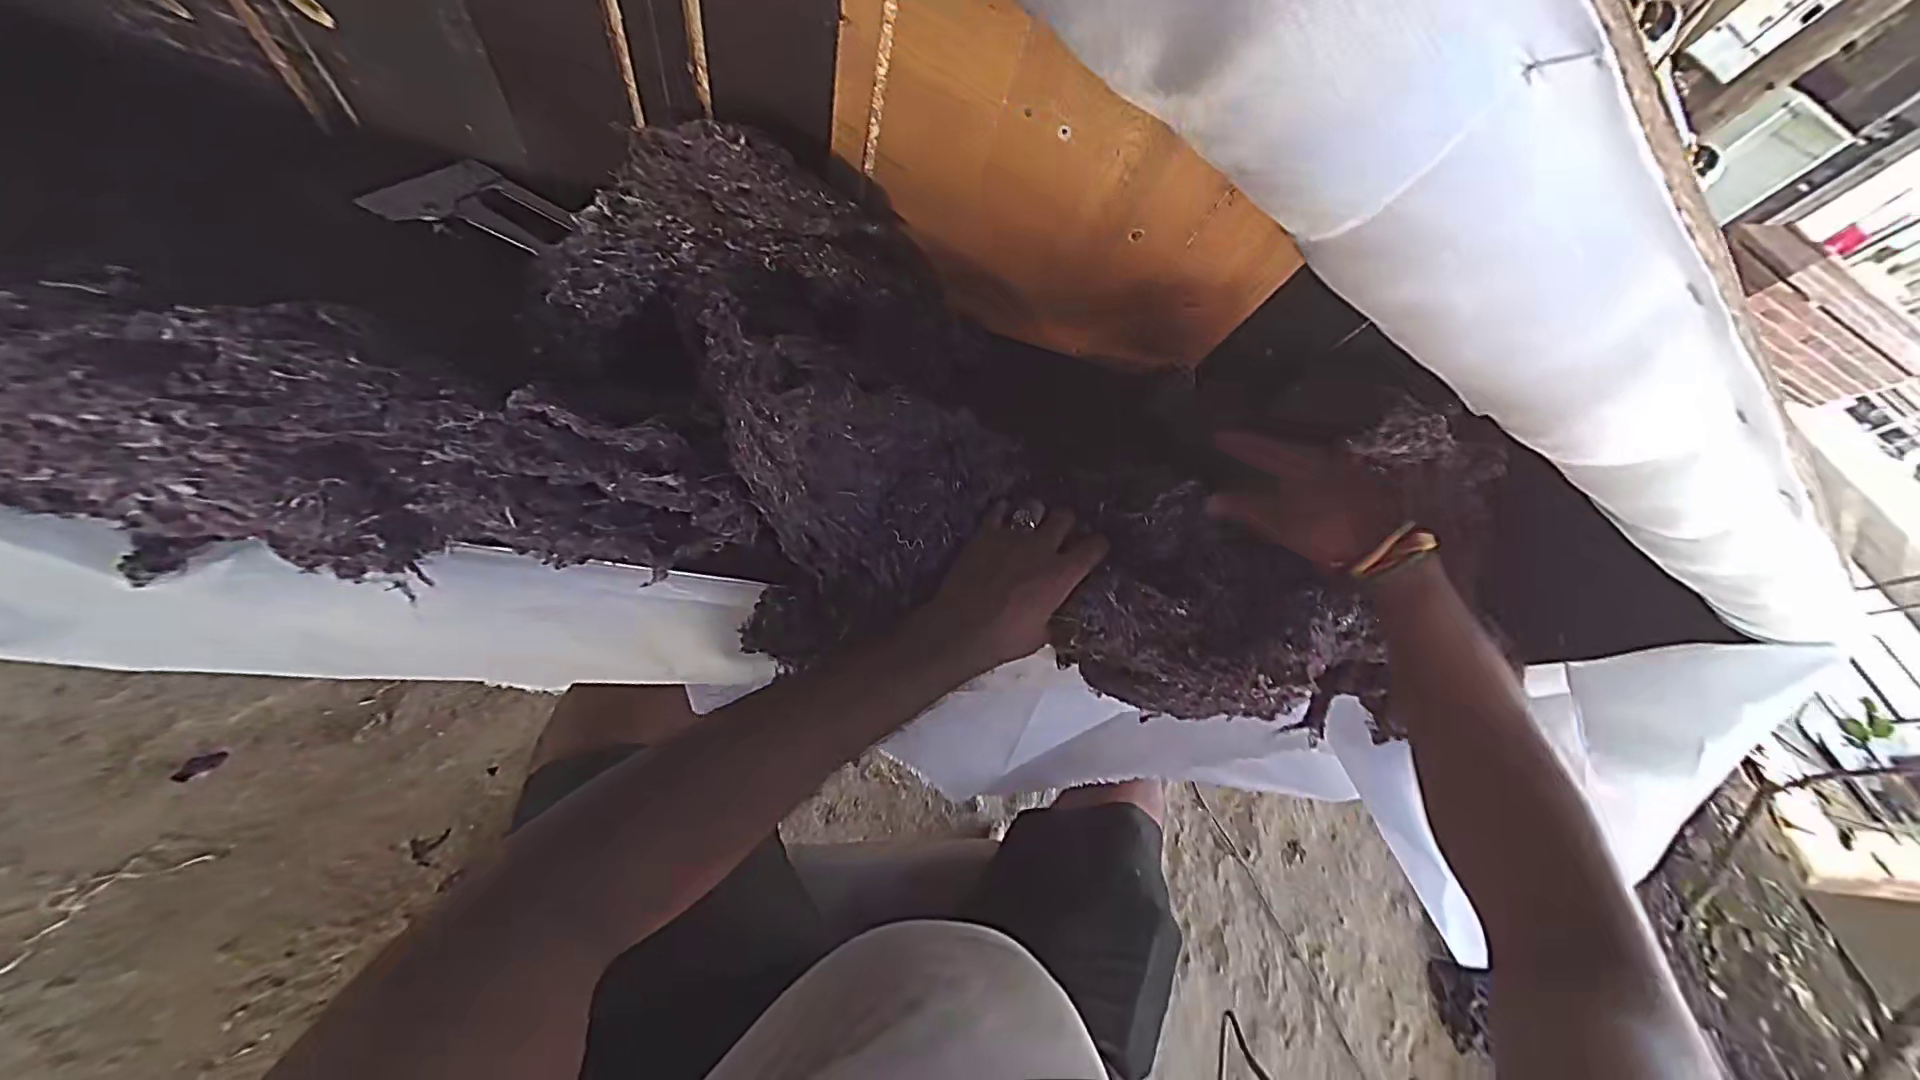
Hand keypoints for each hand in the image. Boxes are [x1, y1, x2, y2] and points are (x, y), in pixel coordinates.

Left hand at [908, 501, 1109, 676]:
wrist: (960, 628)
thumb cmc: (1004, 638)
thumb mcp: (1041, 636)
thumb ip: (1054, 619)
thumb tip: (1057, 619)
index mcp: (1062, 574)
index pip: (1094, 546)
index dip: (1097, 546)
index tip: (1095, 550)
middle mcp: (1042, 548)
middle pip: (1065, 516)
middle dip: (1067, 523)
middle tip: (1061, 535)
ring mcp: (1012, 536)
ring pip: (1034, 507)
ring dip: (1037, 515)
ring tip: (1032, 525)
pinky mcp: (985, 533)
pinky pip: (999, 510)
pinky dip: (1003, 511)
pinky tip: (1003, 517)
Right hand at [1206, 432, 1401, 572]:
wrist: (1386, 548)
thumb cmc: (1332, 535)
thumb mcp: (1283, 524)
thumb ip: (1247, 509)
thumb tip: (1212, 501)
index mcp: (1304, 463)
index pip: (1264, 448)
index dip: (1241, 443)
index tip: (1220, 436)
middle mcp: (1325, 460)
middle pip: (1286, 447)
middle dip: (1260, 445)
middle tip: (1239, 442)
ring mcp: (1344, 470)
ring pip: (1306, 456)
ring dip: (1284, 455)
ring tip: (1266, 456)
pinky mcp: (1358, 484)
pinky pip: (1323, 467)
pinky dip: (1304, 468)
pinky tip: (1298, 475)